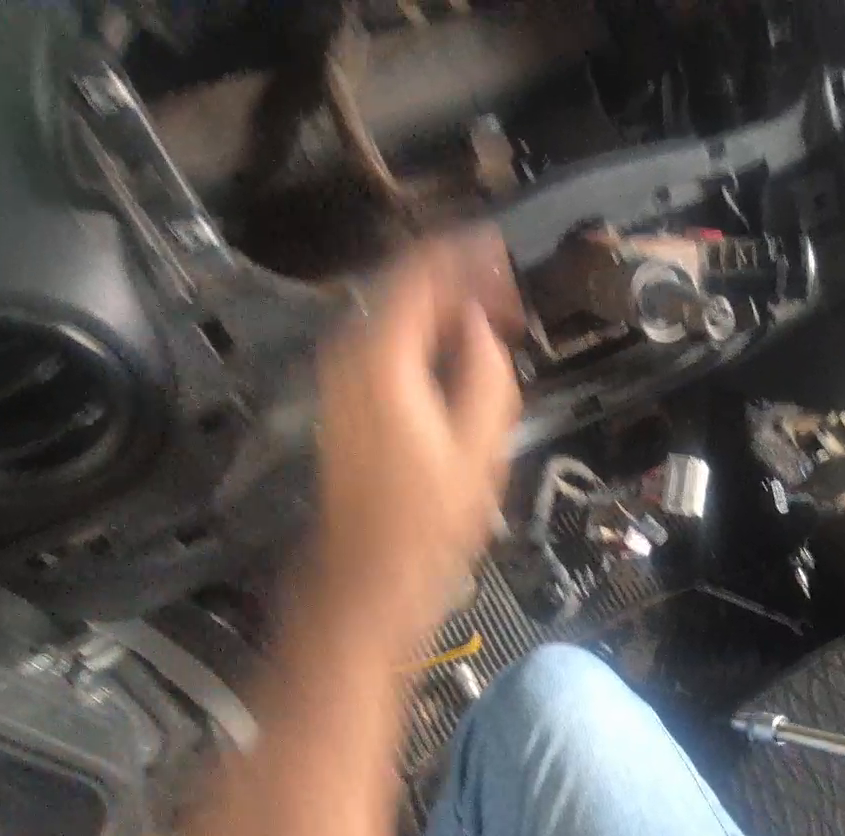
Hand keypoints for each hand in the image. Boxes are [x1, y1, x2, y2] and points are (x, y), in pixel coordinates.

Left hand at [308, 227, 523, 648]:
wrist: (369, 574)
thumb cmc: (427, 523)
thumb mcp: (480, 448)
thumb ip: (487, 374)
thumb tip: (483, 330)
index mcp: (383, 361)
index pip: (421, 275)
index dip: (465, 256)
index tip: (501, 252)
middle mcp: (350, 359)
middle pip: (402, 289)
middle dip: (456, 281)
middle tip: (504, 292)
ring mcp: (340, 381)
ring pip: (394, 316)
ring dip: (442, 310)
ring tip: (489, 320)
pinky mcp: (344, 403)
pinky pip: (386, 346)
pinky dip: (423, 338)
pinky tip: (456, 354)